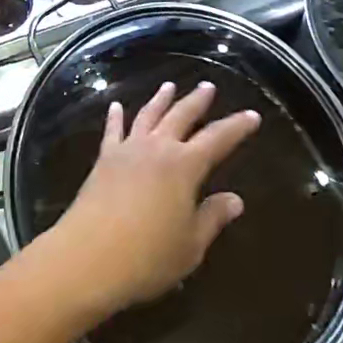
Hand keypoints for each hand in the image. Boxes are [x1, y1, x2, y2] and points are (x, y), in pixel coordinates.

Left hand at [39, 81, 260, 317]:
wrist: (90, 256)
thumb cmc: (148, 256)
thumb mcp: (191, 245)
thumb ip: (212, 217)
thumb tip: (235, 199)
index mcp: (185, 166)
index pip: (218, 139)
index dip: (237, 126)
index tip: (252, 115)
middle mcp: (157, 148)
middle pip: (181, 116)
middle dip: (196, 101)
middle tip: (208, 86)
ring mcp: (127, 150)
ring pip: (148, 115)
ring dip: (160, 99)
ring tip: (169, 86)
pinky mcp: (104, 159)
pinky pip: (113, 130)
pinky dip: (116, 116)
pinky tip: (116, 106)